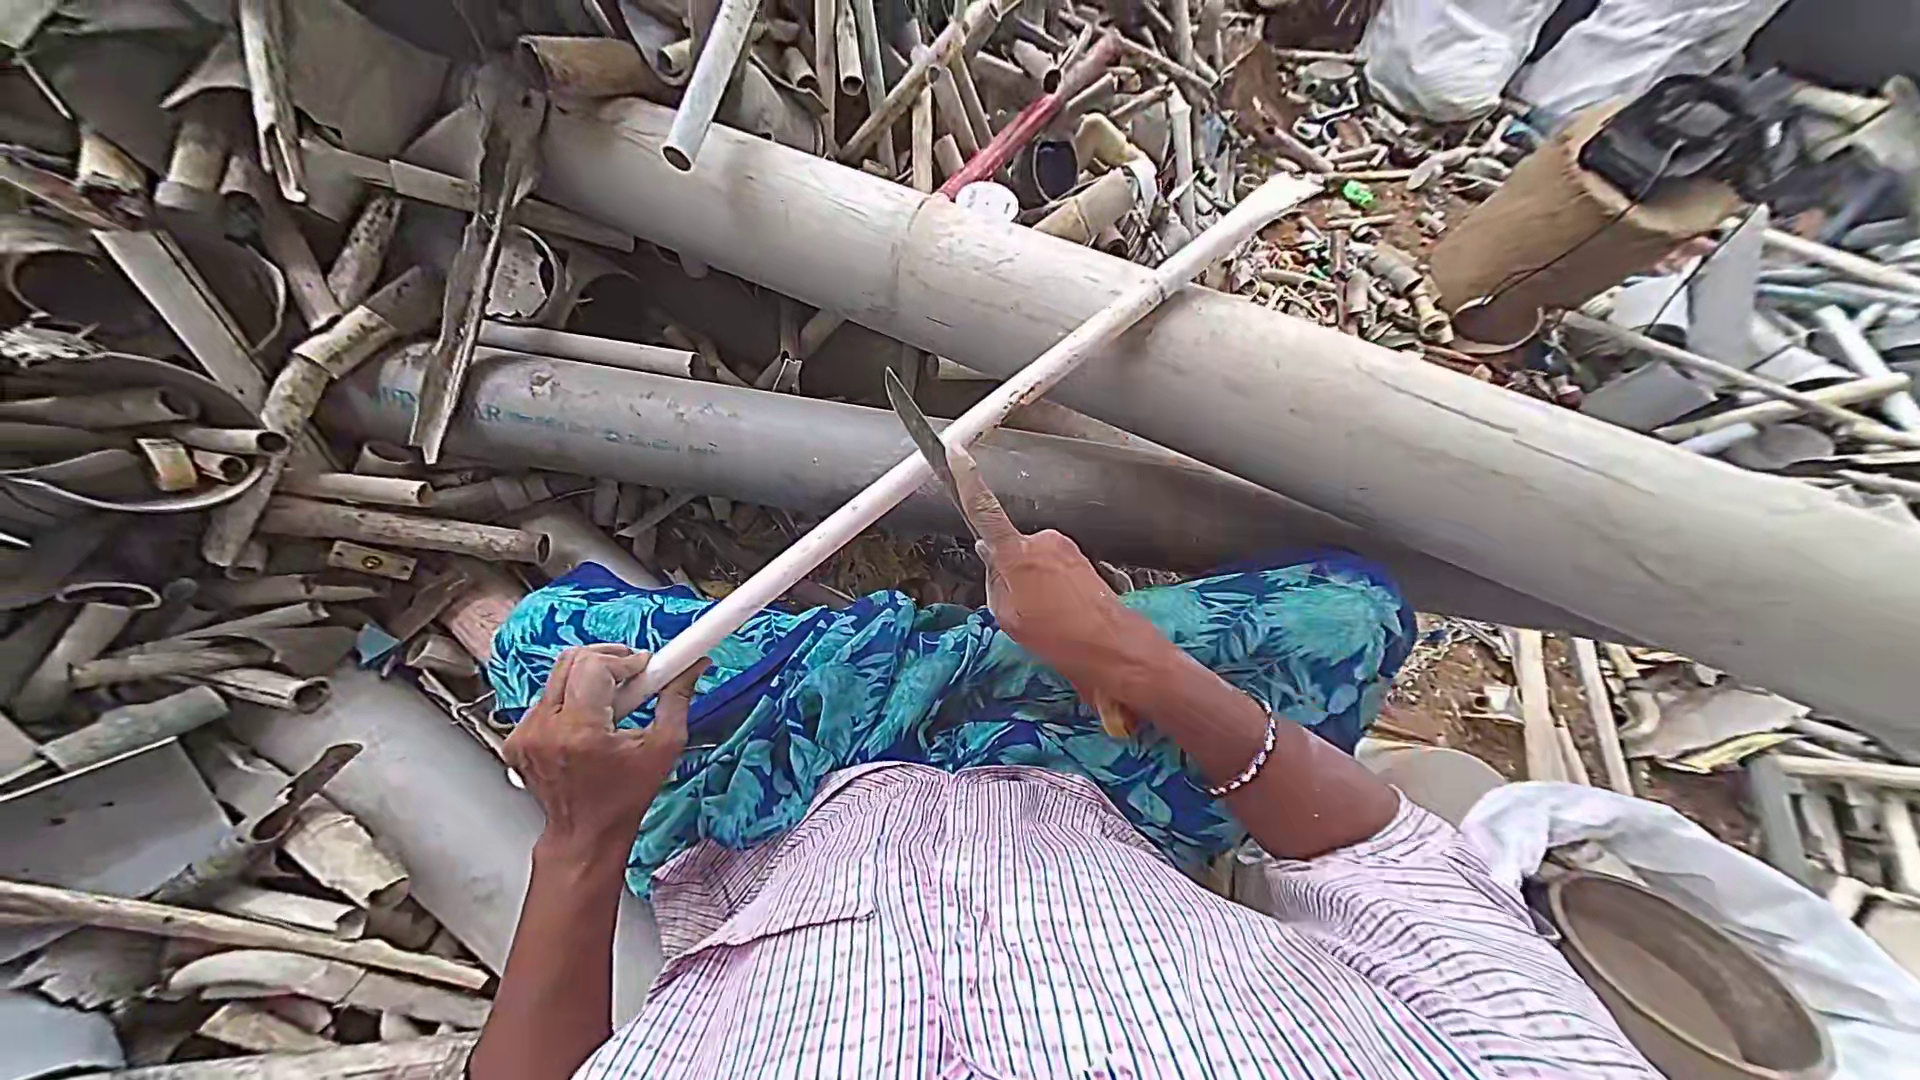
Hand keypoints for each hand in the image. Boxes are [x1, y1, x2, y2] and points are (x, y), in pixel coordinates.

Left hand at [504, 645, 708, 855]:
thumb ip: (678, 699)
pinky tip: (594, 717)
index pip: (596, 665)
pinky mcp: (517, 738)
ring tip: (616, 700)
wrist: (585, 834)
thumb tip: (693, 666)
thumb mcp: (665, 746)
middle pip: (573, 660)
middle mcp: (545, 728)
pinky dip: (575, 696)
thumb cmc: (625, 797)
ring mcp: (526, 733)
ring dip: (592, 676)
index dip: (628, 659)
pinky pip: (547, 696)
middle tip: (635, 673)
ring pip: (559, 675)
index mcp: (580, 731)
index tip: (649, 667)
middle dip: (609, 658)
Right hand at [950, 445, 1157, 716]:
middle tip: (1019, 604)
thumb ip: (994, 582)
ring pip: (1033, 556)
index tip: (956, 454)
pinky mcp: (1081, 556)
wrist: (1112, 646)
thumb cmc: (1058, 636)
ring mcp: (1065, 546)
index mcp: (1016, 553)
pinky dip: (1051, 584)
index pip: (983, 509)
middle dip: (1009, 568)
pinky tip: (1060, 611)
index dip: (966, 480)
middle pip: (1010, 544)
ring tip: (1045, 613)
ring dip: (1033, 579)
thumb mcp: (1007, 617)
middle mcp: (1042, 540)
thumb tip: (991, 560)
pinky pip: (1053, 564)